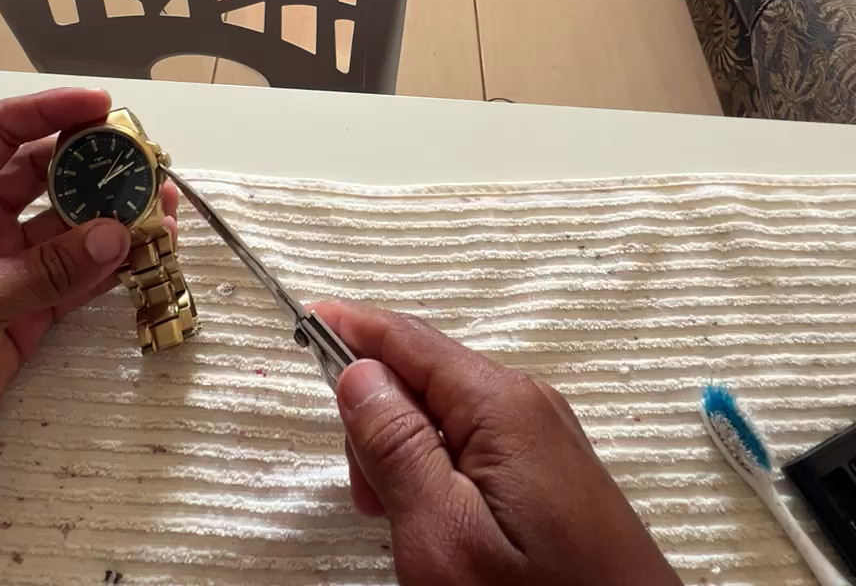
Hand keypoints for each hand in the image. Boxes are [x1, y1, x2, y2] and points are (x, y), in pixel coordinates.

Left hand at [0, 89, 176, 499]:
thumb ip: (42, 271)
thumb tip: (119, 233)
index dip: (49, 111)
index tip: (103, 106)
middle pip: (45, 174)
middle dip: (95, 163)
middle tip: (146, 160)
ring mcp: (6, 269)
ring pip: (70, 225)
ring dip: (114, 214)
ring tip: (163, 204)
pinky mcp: (28, 312)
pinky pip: (79, 275)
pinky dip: (113, 264)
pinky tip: (148, 251)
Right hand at [314, 302, 680, 585]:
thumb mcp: (444, 537)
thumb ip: (397, 446)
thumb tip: (359, 370)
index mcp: (500, 402)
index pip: (408, 338)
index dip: (352, 325)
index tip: (305, 318)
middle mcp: (525, 401)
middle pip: (423, 375)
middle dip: (378, 416)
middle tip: (365, 496)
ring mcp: (542, 433)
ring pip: (444, 412)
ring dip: (405, 450)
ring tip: (399, 521)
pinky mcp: (550, 468)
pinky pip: (472, 441)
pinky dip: (436, 467)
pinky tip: (434, 518)